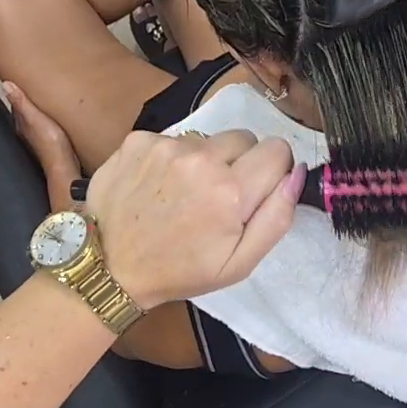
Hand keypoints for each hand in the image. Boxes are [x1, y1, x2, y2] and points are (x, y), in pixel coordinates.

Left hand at [3, 81, 81, 212]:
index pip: (15, 105)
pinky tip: (51, 119)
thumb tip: (5, 84)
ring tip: (41, 100)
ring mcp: (37, 138)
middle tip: (31, 88)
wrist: (63, 165)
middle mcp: (26, 131)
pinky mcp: (49, 143)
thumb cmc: (50, 143)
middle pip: (24, 113)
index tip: (20, 81)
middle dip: (27, 102)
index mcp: (21, 123)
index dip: (18, 92)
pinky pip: (44, 127)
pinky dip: (45, 120)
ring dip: (36, 111)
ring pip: (33, 120)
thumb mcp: (36, 118)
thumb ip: (22, 102)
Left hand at [83, 130, 303, 306]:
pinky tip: (158, 186)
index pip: (277, 150)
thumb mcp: (239, 263)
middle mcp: (201, 159)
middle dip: (238, 163)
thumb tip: (296, 173)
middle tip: (216, 197)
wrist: (110, 266)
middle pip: (245, 138)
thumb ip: (277, 217)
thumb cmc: (180, 269)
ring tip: (182, 194)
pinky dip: (171, 158)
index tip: (255, 190)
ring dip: (204, 160)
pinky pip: (173, 138)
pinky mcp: (139, 140)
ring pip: (208, 138)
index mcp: (230, 190)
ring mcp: (166, 146)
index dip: (272, 170)